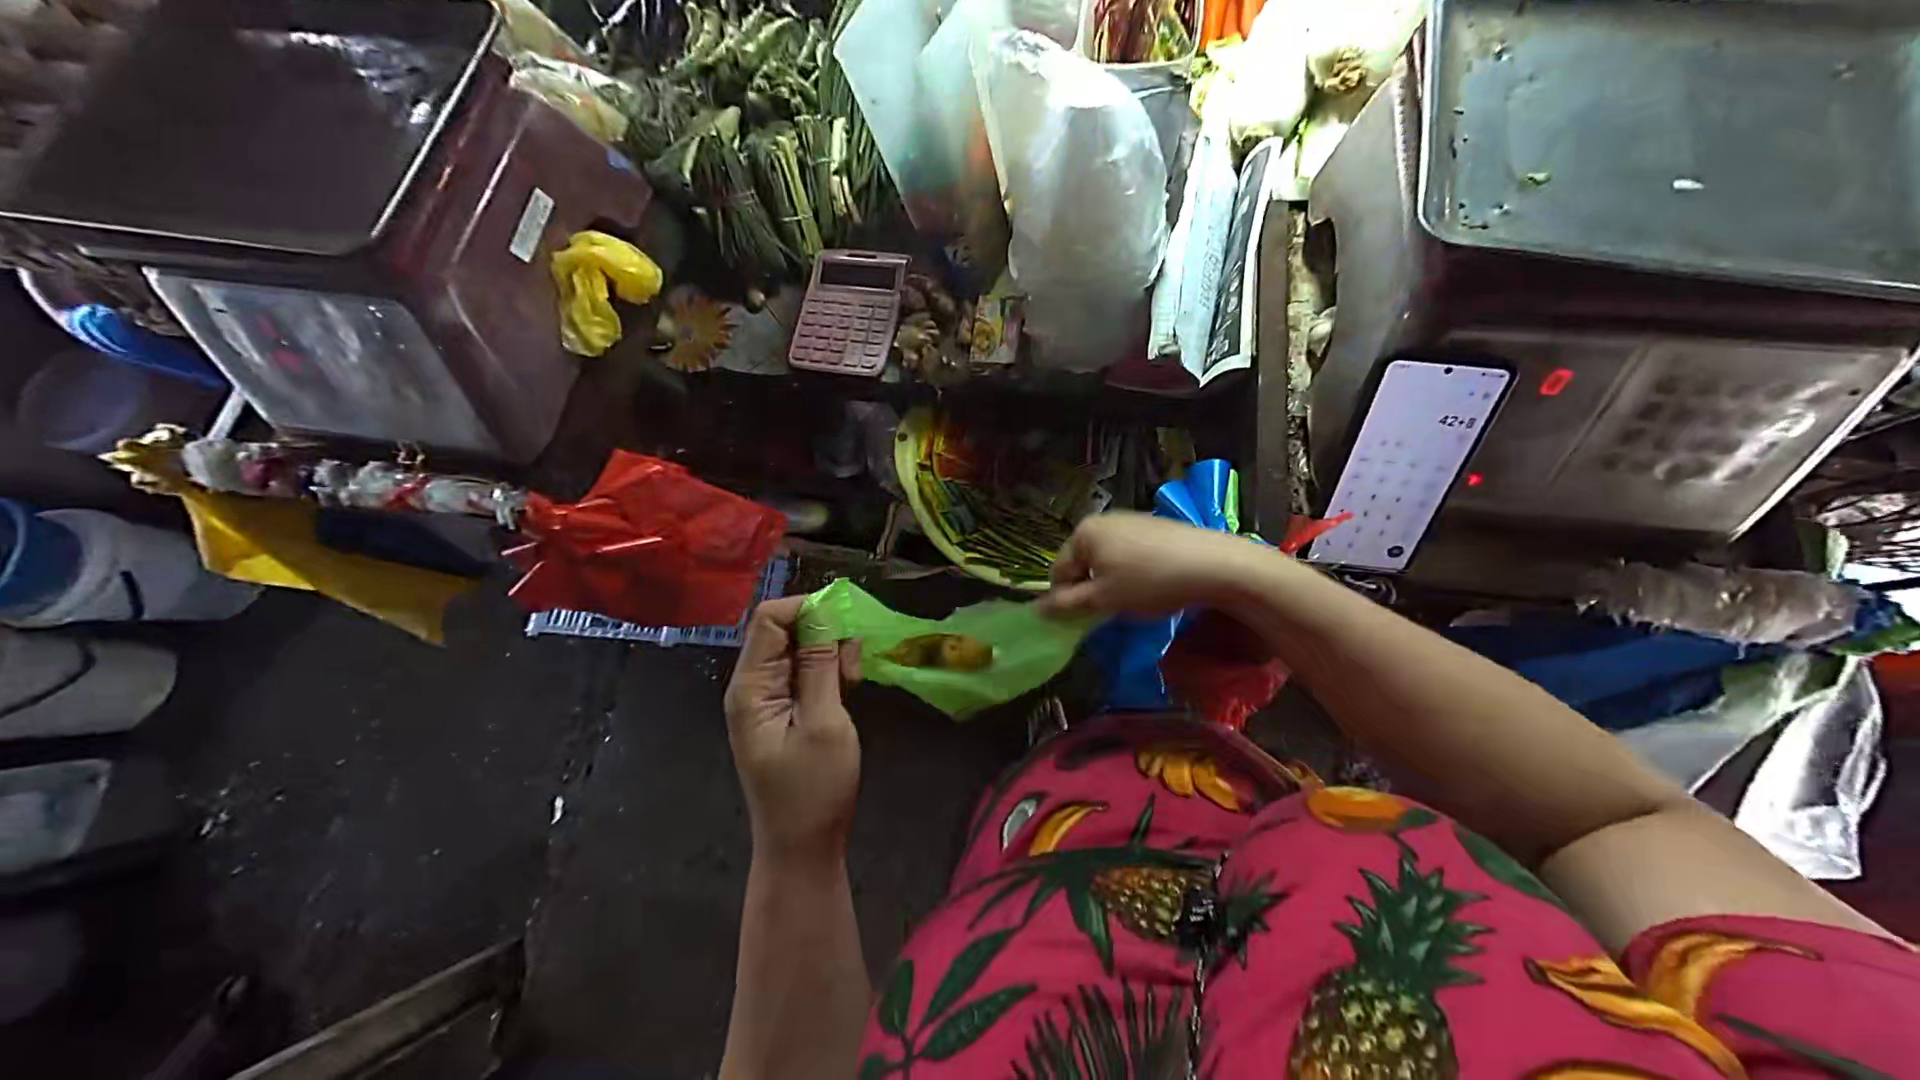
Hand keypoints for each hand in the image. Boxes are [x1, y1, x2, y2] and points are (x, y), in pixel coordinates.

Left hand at [724, 597, 863, 863]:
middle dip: (823, 634)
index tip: (847, 620)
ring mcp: (767, 700)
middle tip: (854, 664)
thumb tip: (824, 613)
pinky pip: (804, 675)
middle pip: (783, 632)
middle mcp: (752, 686)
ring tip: (854, 682)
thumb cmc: (814, 790)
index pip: (769, 620)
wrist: (802, 848)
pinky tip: (848, 691)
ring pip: (799, 651)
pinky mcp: (783, 712)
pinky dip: (828, 674)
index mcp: (750, 687)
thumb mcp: (824, 723)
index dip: (806, 608)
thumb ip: (821, 666)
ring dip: (830, 655)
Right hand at [1039, 511, 1268, 618]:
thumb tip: (1038, 609)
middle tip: (1112, 610)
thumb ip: (1067, 604)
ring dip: (1112, 582)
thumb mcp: (1103, 599)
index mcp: (1083, 532)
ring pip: (1106, 560)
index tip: (1087, 619)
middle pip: (1082, 564)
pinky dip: (1133, 572)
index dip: (1067, 600)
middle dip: (1091, 589)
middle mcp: (1102, 520)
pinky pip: (1129, 554)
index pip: (1058, 572)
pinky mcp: (1154, 527)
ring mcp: (1130, 520)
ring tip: (1136, 599)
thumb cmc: (1149, 582)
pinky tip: (1154, 584)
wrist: (1213, 564)